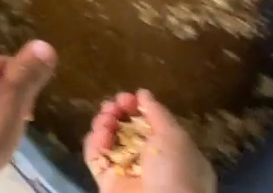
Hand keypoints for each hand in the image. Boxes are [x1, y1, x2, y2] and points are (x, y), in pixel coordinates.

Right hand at [82, 90, 216, 192]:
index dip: (138, 108)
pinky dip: (95, 142)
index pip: (150, 125)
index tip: (129, 98)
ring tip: (106, 120)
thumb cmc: (176, 173)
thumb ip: (157, 112)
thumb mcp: (175, 137)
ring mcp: (126, 170)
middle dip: (117, 112)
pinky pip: (95, 154)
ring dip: (104, 122)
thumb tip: (143, 93)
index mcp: (173, 154)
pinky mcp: (106, 179)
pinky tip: (101, 135)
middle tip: (113, 106)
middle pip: (126, 128)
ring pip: (108, 138)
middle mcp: (149, 162)